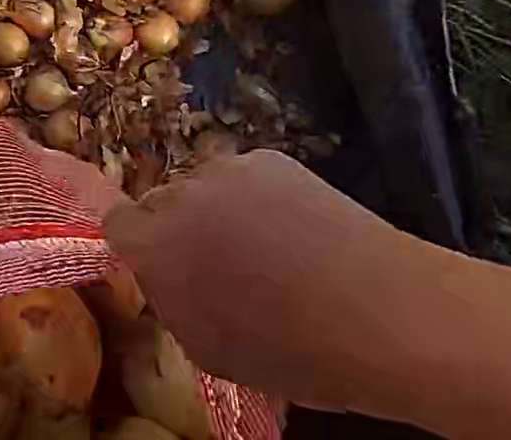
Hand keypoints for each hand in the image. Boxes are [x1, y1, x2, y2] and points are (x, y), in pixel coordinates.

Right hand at [102, 149, 510, 439]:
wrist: (395, 318)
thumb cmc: (298, 352)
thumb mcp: (210, 348)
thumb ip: (169, 299)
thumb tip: (166, 274)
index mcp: (151, 243)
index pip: (115, 223)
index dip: (139, 244)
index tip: (168, 266)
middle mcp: (173, 194)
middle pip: (159, 201)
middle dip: (180, 226)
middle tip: (223, 262)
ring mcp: (220, 169)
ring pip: (202, 185)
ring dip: (218, 208)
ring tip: (269, 246)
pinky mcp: (265, 157)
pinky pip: (244, 175)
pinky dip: (259, 196)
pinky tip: (299, 230)